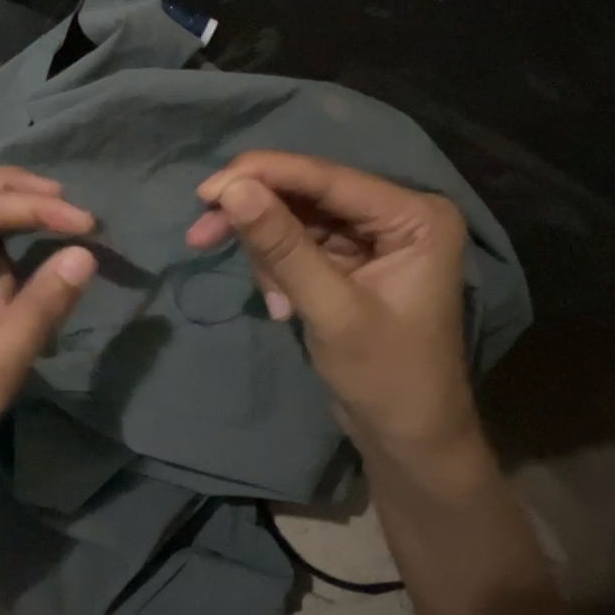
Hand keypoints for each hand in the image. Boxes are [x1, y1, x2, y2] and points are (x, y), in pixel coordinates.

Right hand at [185, 152, 477, 456]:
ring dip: (266, 254)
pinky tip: (282, 308)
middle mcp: (395, 214)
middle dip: (255, 218)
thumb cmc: (387, 376)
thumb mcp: (331, 309)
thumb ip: (282, 246)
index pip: (326, 179)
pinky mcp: (348, 259)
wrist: (408, 438)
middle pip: (305, 193)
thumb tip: (232, 190)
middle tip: (200, 235)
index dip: (262, 176)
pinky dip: (276, 270)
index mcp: (414, 216)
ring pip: (292, 217)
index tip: (205, 191)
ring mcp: (370, 236)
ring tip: (277, 305)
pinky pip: (295, 243)